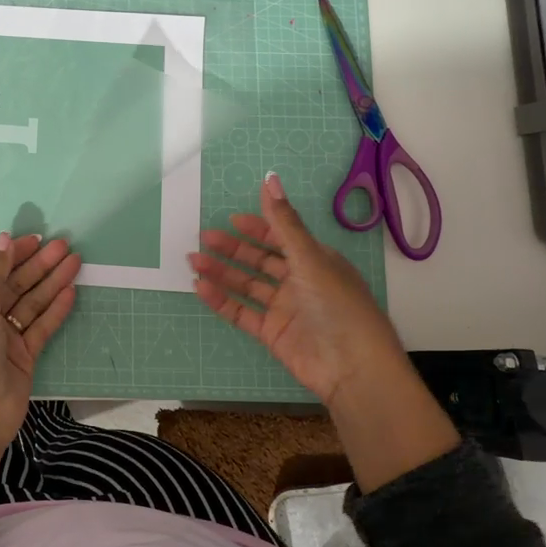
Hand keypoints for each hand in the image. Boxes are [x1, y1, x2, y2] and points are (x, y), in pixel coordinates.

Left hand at [0, 232, 79, 490]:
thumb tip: (3, 239)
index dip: (12, 254)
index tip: (36, 239)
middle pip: (15, 284)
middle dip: (38, 265)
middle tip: (64, 246)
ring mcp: (6, 336)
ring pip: (32, 303)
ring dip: (52, 283)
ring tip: (75, 262)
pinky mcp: (24, 354)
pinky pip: (42, 326)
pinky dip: (56, 310)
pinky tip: (71, 292)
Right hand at [188, 172, 405, 405]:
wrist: (352, 368)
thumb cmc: (338, 305)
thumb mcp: (309, 258)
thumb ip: (283, 221)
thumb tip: (269, 178)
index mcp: (315, 261)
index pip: (281, 238)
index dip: (257, 227)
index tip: (230, 220)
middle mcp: (300, 282)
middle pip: (259, 260)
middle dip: (232, 249)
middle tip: (203, 238)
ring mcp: (284, 309)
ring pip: (246, 285)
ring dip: (221, 272)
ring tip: (193, 260)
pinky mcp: (272, 333)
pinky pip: (241, 312)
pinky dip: (221, 300)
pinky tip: (201, 288)